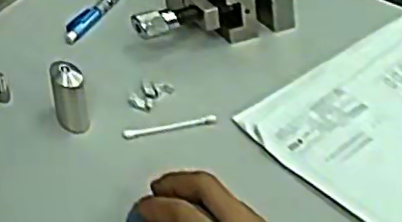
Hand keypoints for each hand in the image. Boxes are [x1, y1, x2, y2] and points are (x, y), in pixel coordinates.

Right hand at [134, 171, 266, 221]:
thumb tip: (152, 217)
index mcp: (229, 221)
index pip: (181, 207)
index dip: (153, 207)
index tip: (140, 208)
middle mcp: (245, 219)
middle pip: (204, 184)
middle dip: (173, 183)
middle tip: (154, 192)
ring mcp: (261, 221)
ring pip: (224, 193)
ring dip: (196, 191)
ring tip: (178, 199)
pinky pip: (238, 206)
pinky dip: (217, 205)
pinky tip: (207, 214)